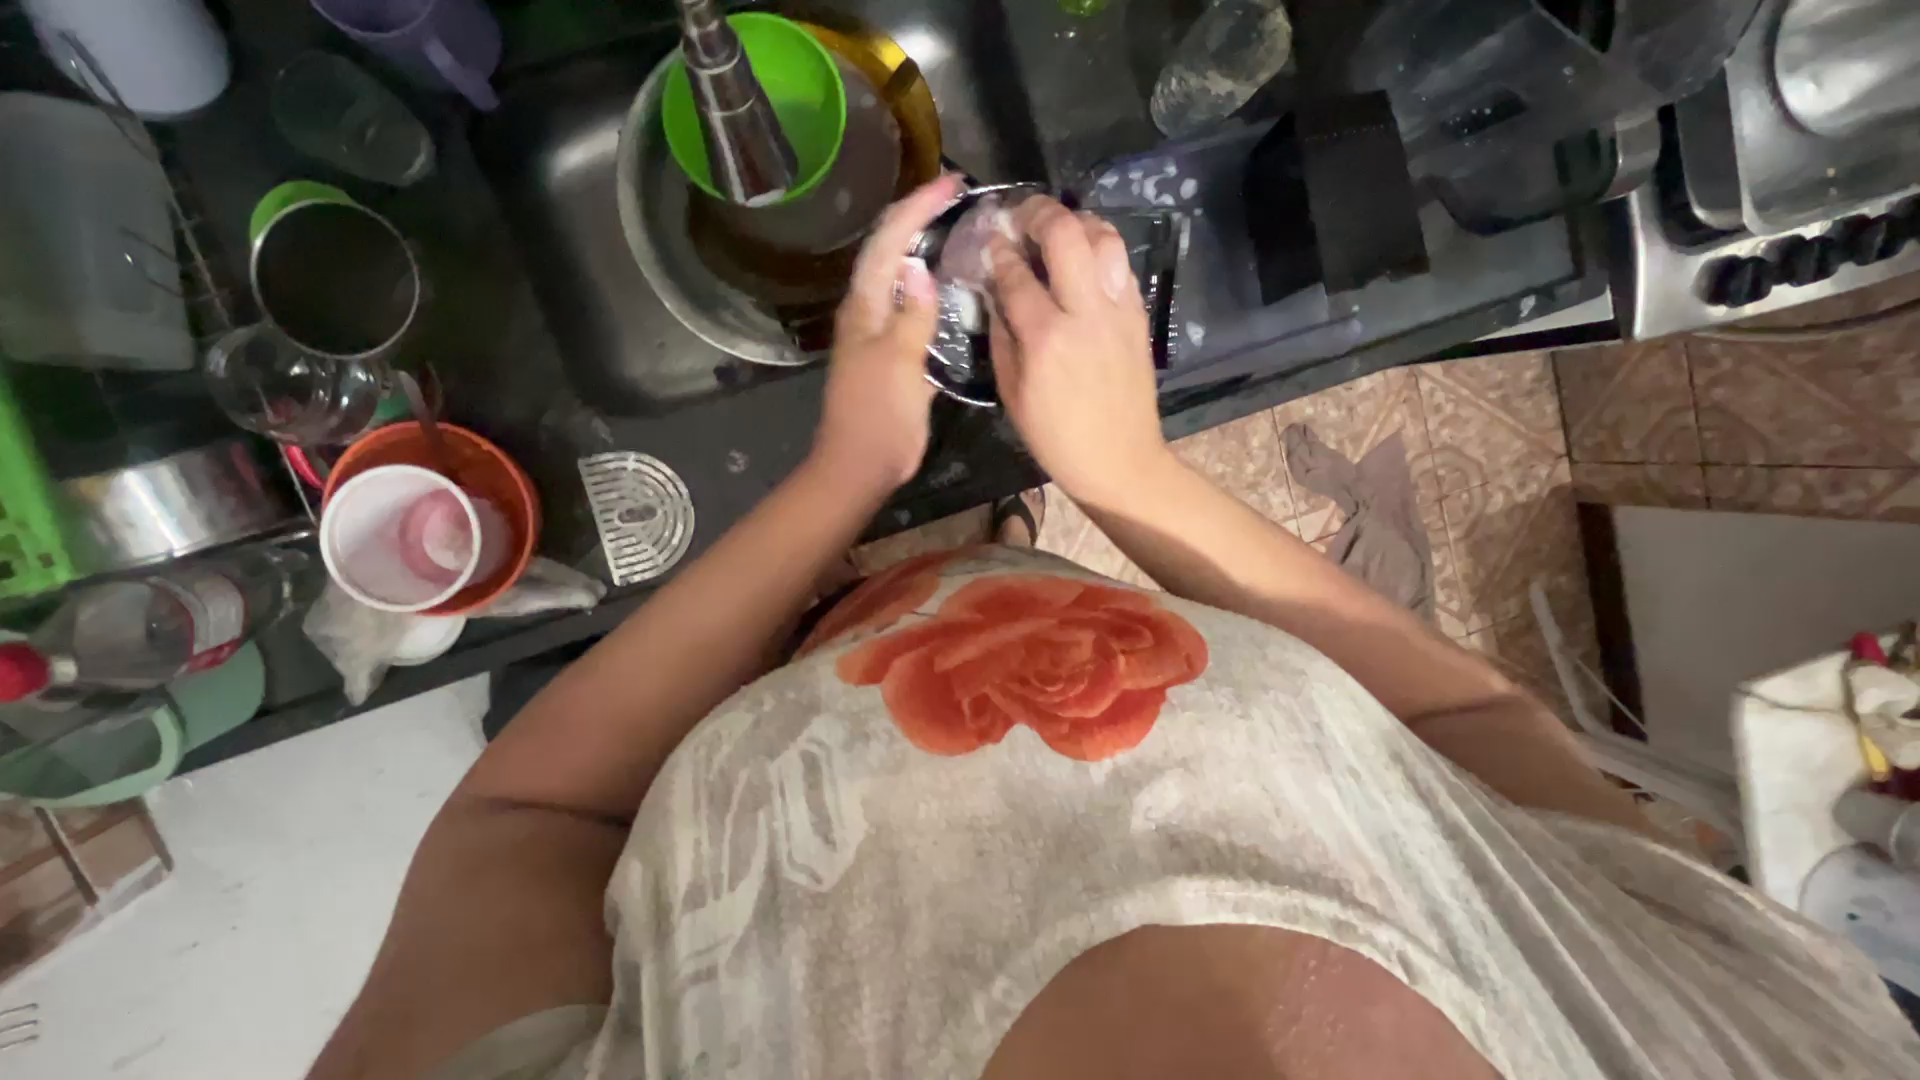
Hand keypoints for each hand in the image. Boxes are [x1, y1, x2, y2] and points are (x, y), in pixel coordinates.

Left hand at [810, 173, 964, 494]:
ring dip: (925, 248)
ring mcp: (881, 333)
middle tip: (956, 196)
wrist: (862, 464)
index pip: (888, 242)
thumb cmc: (877, 415)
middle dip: (919, 217)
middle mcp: (869, 311)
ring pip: (902, 278)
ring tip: (958, 227)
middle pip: (891, 251)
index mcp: (864, 307)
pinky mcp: (895, 355)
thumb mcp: (897, 363)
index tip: (952, 183)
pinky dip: (934, 290)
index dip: (917, 208)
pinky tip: (955, 287)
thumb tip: (921, 268)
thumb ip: (911, 316)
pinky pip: (915, 309)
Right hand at [988, 196, 1169, 506]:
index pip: (1016, 274)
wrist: (1120, 460)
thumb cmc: (1056, 437)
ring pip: (1104, 237)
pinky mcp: (1139, 316)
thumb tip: (995, 294)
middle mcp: (1085, 313)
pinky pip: (1121, 264)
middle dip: (1038, 213)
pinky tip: (1083, 258)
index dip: (998, 251)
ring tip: (1057, 229)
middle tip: (1021, 216)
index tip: (989, 241)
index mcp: (1046, 338)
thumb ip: (1002, 337)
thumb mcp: (1012, 394)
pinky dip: (1100, 249)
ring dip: (1076, 222)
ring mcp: (1118, 311)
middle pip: (1065, 234)